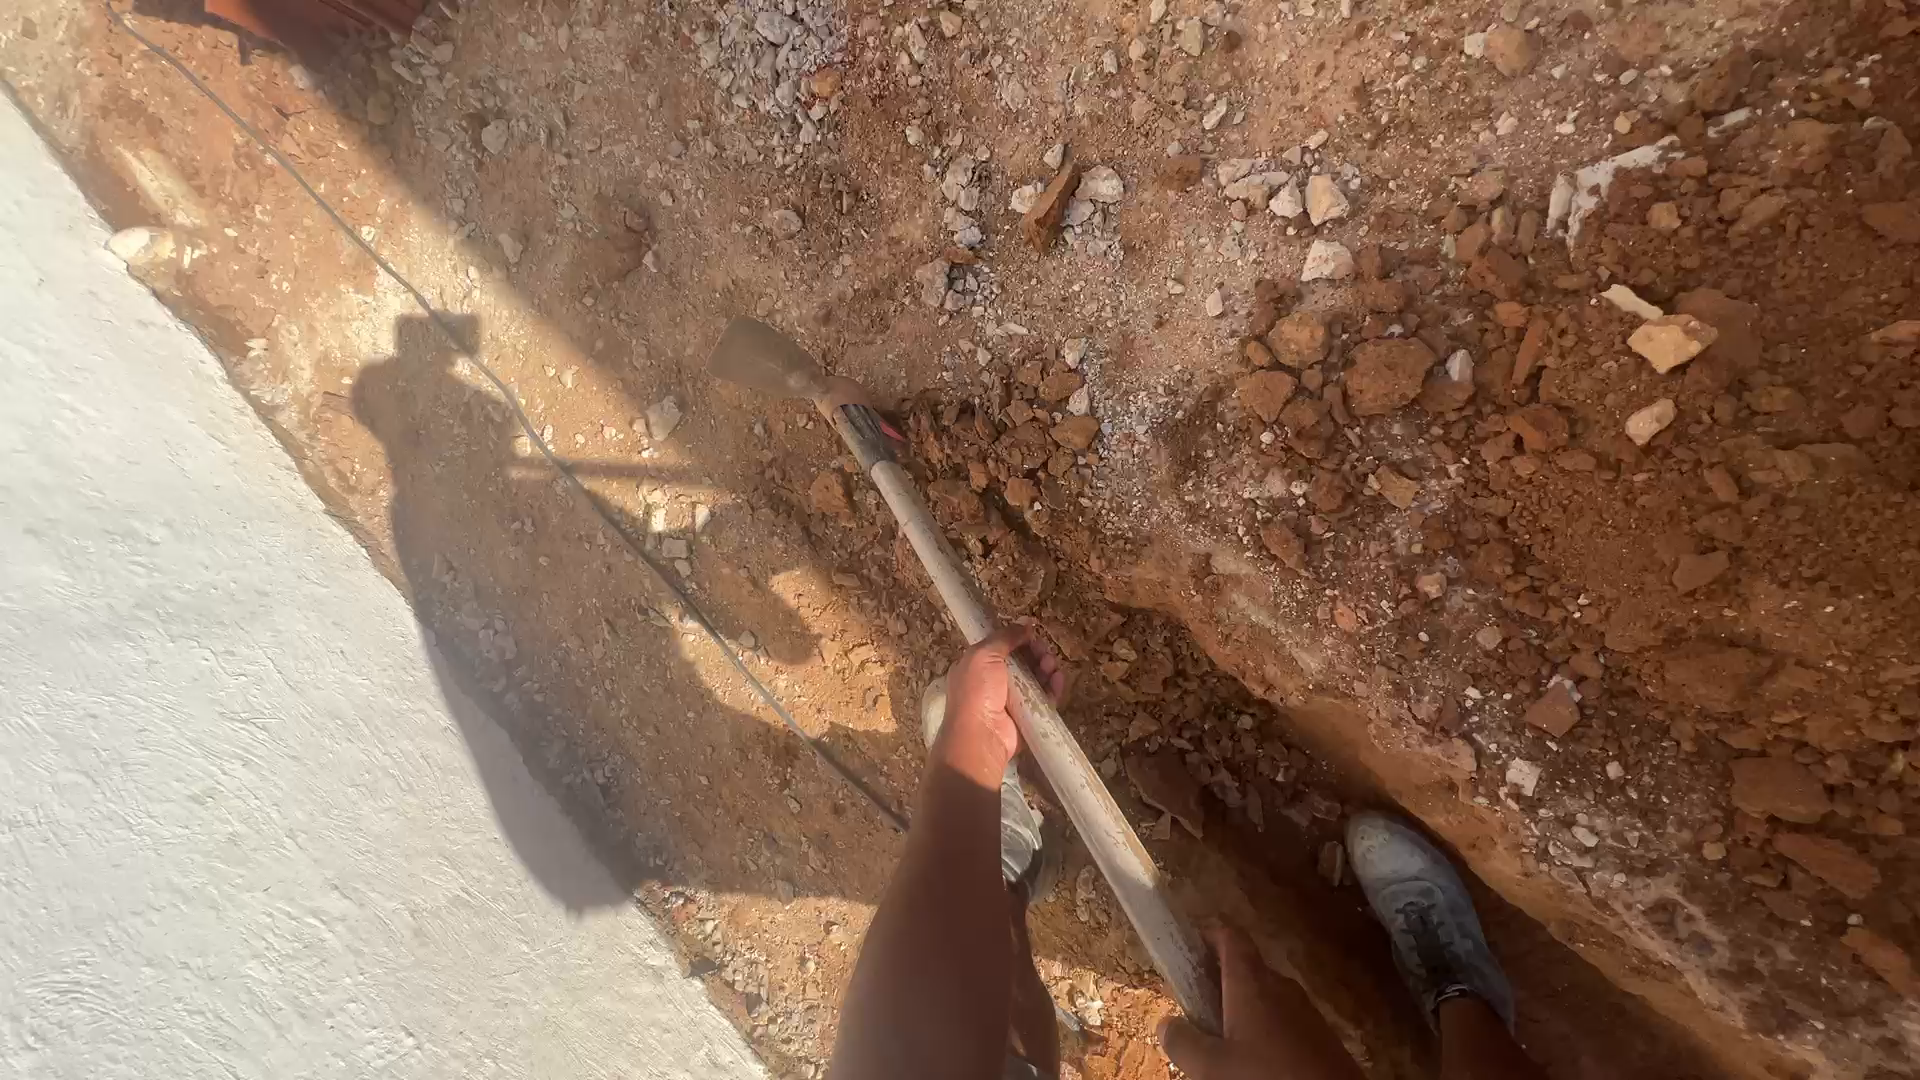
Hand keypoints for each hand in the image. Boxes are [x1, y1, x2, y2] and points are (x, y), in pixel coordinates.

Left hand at [932, 624, 1063, 787]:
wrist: (981, 736)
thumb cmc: (977, 691)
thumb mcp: (984, 655)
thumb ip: (1005, 637)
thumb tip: (1026, 621)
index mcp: (978, 665)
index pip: (1002, 646)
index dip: (1018, 639)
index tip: (1032, 633)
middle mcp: (994, 682)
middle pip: (1022, 661)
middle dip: (1036, 653)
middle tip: (1044, 652)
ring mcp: (1011, 700)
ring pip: (1036, 678)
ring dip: (1046, 668)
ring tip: (1050, 666)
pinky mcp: (1028, 716)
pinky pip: (1044, 697)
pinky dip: (1053, 687)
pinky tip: (1057, 679)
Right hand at [1158, 926, 1365, 1079]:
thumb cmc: (1269, 1078)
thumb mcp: (1214, 1069)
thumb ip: (1184, 1043)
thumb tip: (1166, 1023)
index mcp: (1251, 980)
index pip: (1228, 934)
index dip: (1206, 936)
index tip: (1187, 954)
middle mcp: (1280, 986)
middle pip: (1244, 970)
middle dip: (1220, 986)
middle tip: (1199, 1013)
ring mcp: (1307, 1013)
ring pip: (1266, 1000)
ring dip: (1245, 1014)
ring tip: (1229, 1047)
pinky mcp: (1325, 1041)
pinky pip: (1287, 1025)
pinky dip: (1269, 1035)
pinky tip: (1262, 1067)